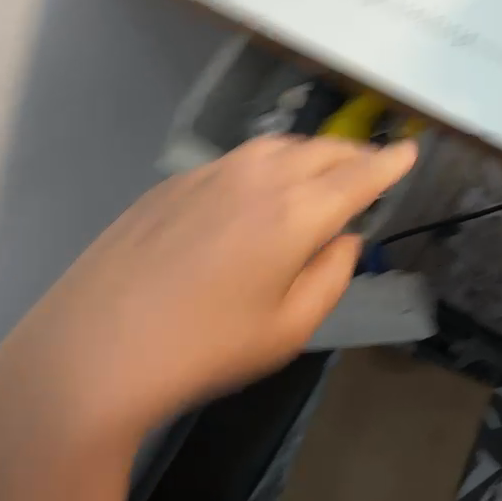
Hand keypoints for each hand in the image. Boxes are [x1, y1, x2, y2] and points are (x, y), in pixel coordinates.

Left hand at [0, 135, 417, 441]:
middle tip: (373, 165)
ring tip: (324, 172)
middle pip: (322, 150)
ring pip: (278, 148)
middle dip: (355, 154)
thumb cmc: (205, 349)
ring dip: (312, 153)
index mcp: (297, 212)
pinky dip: (269, 164)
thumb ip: (332, 275)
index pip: (360, 175)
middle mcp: (258, 178)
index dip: (390, 163)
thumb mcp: (291, 328)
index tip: (411, 150)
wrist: (90, 353)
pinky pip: (239, 160)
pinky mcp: (172, 185)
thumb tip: (345, 239)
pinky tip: (261, 191)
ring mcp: (209, 174)